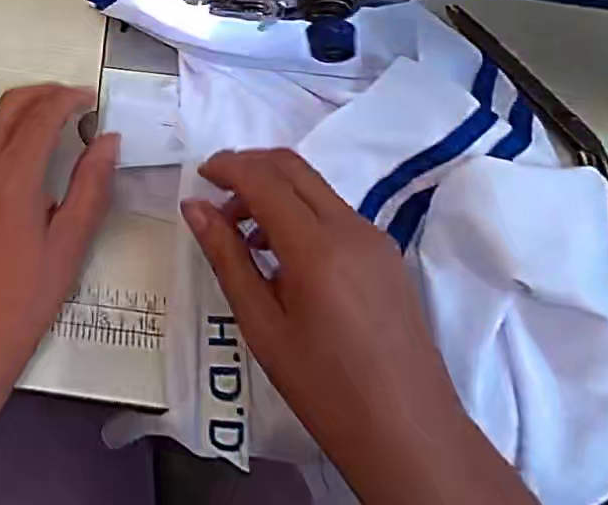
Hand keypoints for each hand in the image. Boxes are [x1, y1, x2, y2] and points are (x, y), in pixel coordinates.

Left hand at [0, 84, 117, 504]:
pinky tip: (26, 153)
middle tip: (76, 101)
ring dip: (23, 108)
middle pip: (10, 105)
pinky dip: (5, 128)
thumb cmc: (21, 300)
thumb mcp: (69, 246)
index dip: (69, 99)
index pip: (42, 115)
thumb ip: (91, 187)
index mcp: (12, 175)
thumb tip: (108, 141)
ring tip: (56, 121)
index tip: (93, 99)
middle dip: (44, 93)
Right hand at [182, 149, 534, 504]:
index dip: (227, 167)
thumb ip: (226, 256)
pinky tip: (280, 252)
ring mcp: (374, 238)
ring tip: (242, 232)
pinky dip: (298, 209)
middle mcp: (351, 229)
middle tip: (215, 193)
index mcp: (317, 248)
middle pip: (291, 167)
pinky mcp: (386, 253)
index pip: (264, 179)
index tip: (199, 176)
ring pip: (313, 185)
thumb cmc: (326, 389)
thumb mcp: (262, 325)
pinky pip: (333, 209)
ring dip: (272, 188)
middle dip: (248, 166)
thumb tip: (194, 205)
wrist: (413, 440)